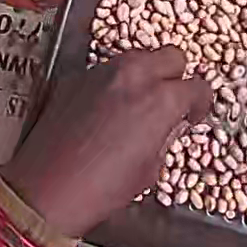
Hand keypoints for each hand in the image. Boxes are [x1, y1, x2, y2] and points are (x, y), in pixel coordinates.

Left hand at [2, 48, 213, 237]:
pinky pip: (106, 70)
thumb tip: (171, 125)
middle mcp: (132, 76)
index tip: (193, 114)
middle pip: (171, 56)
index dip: (199, 103)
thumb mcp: (149, 169)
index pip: (197, 86)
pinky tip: (107, 110)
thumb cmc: (99, 188)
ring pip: (137, 57)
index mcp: (160, 100)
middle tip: (170, 102)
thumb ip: (165, 136)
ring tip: (138, 105)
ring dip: (145, 75)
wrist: (46, 190)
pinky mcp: (75, 79)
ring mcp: (101, 73)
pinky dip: (114, 83)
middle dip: (176, 77)